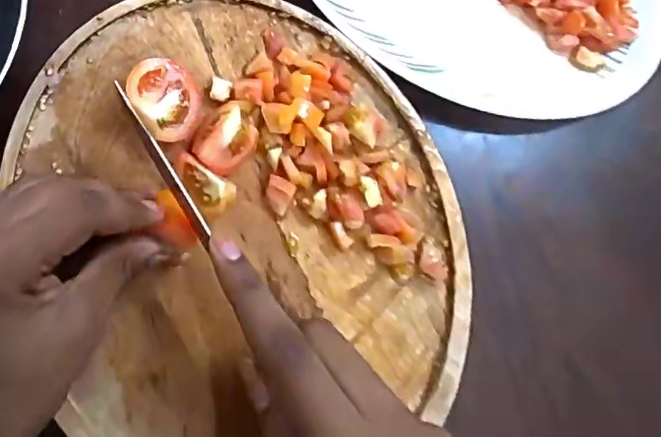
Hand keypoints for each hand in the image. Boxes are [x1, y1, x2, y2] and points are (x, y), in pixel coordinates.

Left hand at [0, 177, 174, 436]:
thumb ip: (114, 270)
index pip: (75, 206)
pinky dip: (60, 202)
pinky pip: (24, 200)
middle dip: (107, 197)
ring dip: (85, 195)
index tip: (163, 212)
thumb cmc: (19, 386)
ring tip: (125, 210)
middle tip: (151, 209)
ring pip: (41, 186)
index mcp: (3, 250)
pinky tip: (87, 215)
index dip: (122, 206)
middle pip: (57, 189)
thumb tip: (156, 239)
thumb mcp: (76, 330)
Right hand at [211, 235, 450, 436]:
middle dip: (284, 342)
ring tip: (311, 424)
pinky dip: (351, 403)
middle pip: (319, 336)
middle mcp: (391, 420)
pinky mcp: (437, 431)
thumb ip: (276, 428)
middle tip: (268, 390)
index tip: (223, 243)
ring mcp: (422, 424)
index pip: (290, 352)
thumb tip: (260, 377)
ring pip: (350, 360)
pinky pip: (378, 392)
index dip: (251, 298)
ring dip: (318, 375)